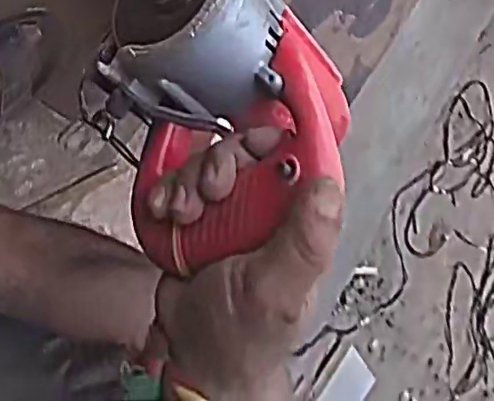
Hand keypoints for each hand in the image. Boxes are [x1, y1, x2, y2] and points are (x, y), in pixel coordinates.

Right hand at [145, 130, 343, 399]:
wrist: (191, 354)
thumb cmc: (243, 336)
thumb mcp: (277, 289)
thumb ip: (304, 240)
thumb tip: (328, 186)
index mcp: (292, 219)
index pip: (292, 156)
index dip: (271, 138)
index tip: (251, 142)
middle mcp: (261, 207)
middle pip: (240, 150)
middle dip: (218, 164)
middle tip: (211, 192)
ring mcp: (225, 209)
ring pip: (204, 161)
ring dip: (187, 183)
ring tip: (184, 215)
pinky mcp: (192, 212)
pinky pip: (176, 180)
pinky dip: (165, 191)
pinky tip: (167, 214)